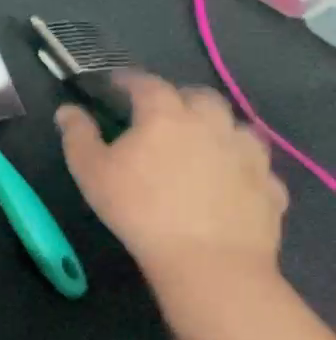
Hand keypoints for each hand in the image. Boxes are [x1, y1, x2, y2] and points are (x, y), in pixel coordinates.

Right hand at [57, 72, 287, 284]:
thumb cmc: (137, 206)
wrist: (208, 261)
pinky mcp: (271, 189)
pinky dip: (241, 162)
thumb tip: (69, 110)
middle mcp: (211, 128)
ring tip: (197, 138)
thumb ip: (77, 132)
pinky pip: (258, 165)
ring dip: (217, 125)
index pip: (148, 83)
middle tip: (158, 108)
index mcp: (165, 117)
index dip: (129, 79)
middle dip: (179, 95)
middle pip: (202, 97)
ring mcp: (248, 159)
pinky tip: (227, 175)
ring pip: (238, 127)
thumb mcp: (88, 167)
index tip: (113, 83)